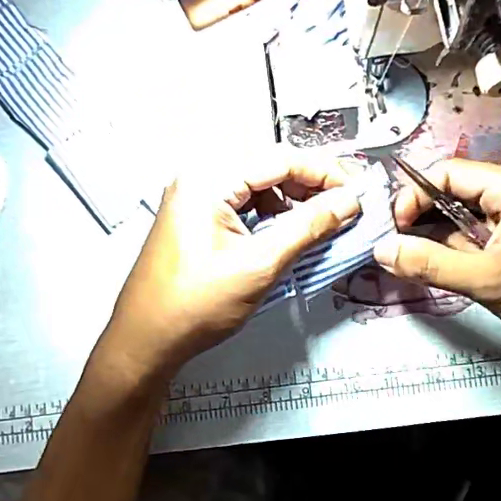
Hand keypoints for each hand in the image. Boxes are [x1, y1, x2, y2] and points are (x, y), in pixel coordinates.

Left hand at [96, 150, 360, 384]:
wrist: (148, 341)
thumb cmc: (187, 307)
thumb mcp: (261, 264)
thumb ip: (308, 227)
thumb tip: (344, 203)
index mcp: (207, 180)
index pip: (280, 159)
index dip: (324, 173)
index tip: (353, 191)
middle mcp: (199, 181)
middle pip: (271, 167)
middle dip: (312, 186)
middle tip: (345, 205)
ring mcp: (198, 199)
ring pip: (262, 186)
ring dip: (295, 201)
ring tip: (323, 223)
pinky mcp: (202, 219)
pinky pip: (248, 204)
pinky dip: (276, 215)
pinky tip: (293, 234)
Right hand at [373, 160, 500, 379]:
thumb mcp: (490, 280)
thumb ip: (431, 264)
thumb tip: (383, 249)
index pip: (449, 173)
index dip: (414, 195)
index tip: (392, 227)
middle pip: (453, 195)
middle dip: (420, 219)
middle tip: (392, 247)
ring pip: (462, 222)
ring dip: (435, 240)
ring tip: (405, 261)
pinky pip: (476, 242)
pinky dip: (453, 255)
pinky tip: (431, 270)